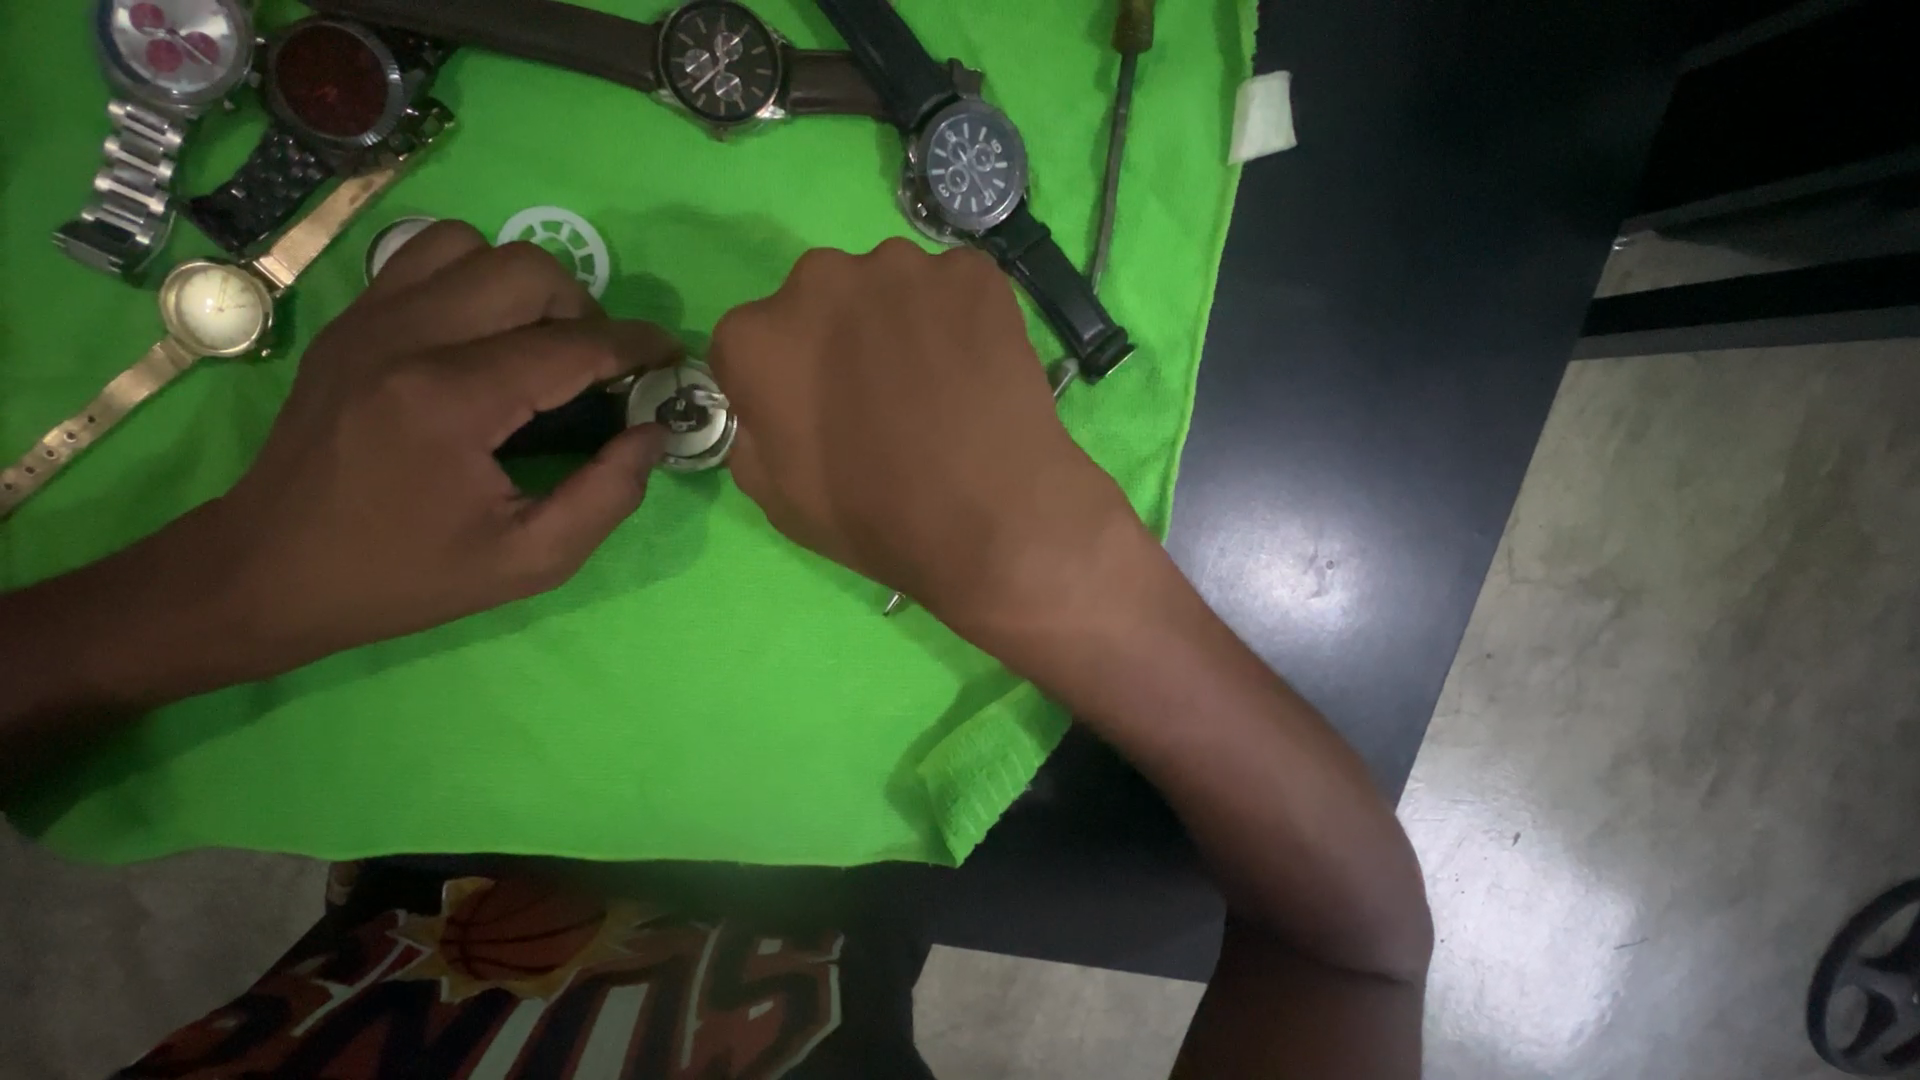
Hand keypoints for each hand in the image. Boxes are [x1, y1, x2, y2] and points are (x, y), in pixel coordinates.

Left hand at [208, 220, 677, 667]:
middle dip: (586, 311)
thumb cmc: (408, 574)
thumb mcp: (531, 560)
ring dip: (527, 287)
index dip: (638, 346)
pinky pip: (424, 259)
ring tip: (542, 344)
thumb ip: (609, 495)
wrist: (270, 569)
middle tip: (599, 367)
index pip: (573, 344)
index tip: (673, 358)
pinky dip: (474, 280)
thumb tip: (654, 433)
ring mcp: (369, 320)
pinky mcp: (349, 322)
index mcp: (453, 401)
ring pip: (472, 247)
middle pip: (527, 270)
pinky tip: (487, 337)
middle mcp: (407, 339)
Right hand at [711, 239, 1150, 632]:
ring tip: (939, 386)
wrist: (994, 518)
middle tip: (882, 397)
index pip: (752, 343)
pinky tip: (978, 369)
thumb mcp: (778, 498)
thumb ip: (751, 433)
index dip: (784, 380)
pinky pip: (954, 289)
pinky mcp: (971, 272)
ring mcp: (902, 268)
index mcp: (759, 337)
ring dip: (903, 322)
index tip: (816, 413)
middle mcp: (819, 279)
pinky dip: (962, 318)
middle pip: (820, 301)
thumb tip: (763, 405)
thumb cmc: (876, 518)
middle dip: (840, 338)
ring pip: (890, 288)